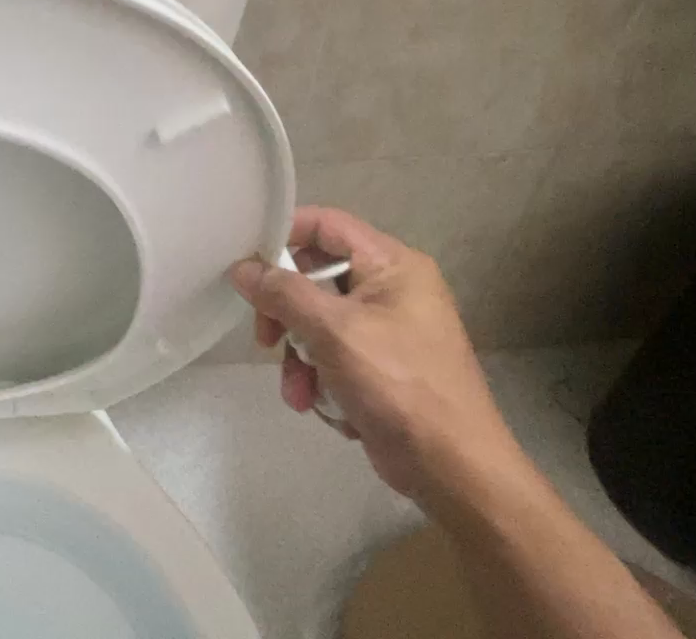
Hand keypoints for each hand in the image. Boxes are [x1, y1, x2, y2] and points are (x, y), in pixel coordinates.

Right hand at [228, 206, 527, 504]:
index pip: (326, 225)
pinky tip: (316, 403)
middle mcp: (392, 289)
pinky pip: (331, 354)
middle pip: (315, 277)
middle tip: (266, 339)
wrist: (454, 470)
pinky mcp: (381, 366)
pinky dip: (318, 377)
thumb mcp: (333, 331)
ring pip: (316, 321)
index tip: (247, 262)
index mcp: (393, 265)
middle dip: (286, 314)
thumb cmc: (399, 385)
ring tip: (298, 390)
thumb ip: (283, 293)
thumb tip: (242, 268)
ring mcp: (387, 329)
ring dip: (298, 356)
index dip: (284, 234)